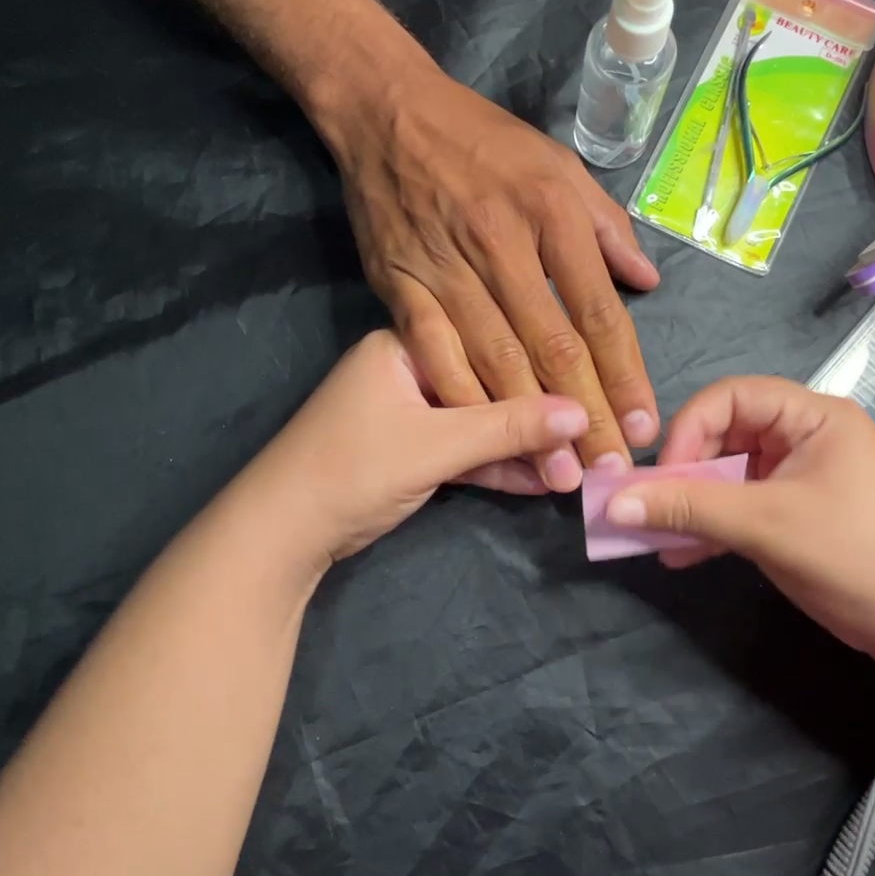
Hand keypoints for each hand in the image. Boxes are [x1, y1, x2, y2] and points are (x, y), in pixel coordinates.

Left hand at [240, 331, 590, 564]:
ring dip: (525, 448)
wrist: (280, 534)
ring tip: (579, 467)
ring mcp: (411, 411)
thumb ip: (508, 426)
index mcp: (407, 342)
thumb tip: (582, 414)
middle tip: (594, 439)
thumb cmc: (352, 468)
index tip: (594, 395)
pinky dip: (499, 466)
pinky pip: (466, 450)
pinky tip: (544, 480)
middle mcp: (411, 367)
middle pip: (491, 384)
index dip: (544, 369)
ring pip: (482, 422)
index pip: (491, 342)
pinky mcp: (412, 450)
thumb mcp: (436, 445)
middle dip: (540, 417)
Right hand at [317, 63, 662, 486]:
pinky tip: (485, 442)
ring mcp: (447, 271)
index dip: (624, 372)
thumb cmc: (483, 138)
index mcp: (551, 213)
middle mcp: (502, 246)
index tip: (643, 422)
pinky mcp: (402, 287)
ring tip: (560, 473)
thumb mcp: (558, 162)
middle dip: (586, 416)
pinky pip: (436, 355)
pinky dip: (464, 400)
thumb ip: (605, 225)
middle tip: (610, 470)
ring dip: (530, 424)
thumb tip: (645, 280)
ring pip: (496, 361)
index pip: (597, 310)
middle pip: (552, 347)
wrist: (387, 114)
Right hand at [601, 377, 874, 651]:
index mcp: (813, 416)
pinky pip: (744, 507)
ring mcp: (804, 477)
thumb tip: (613, 504)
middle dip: (686, 473)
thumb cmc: (854, 555)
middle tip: (654, 509)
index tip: (661, 478)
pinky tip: (683, 555)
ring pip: (731, 476)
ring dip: (694, 505)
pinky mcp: (800, 515)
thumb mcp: (766, 525)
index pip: (731, 397)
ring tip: (657, 537)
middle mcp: (807, 437)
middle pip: (727, 435)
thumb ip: (689, 508)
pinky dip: (715, 527)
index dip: (689, 430)